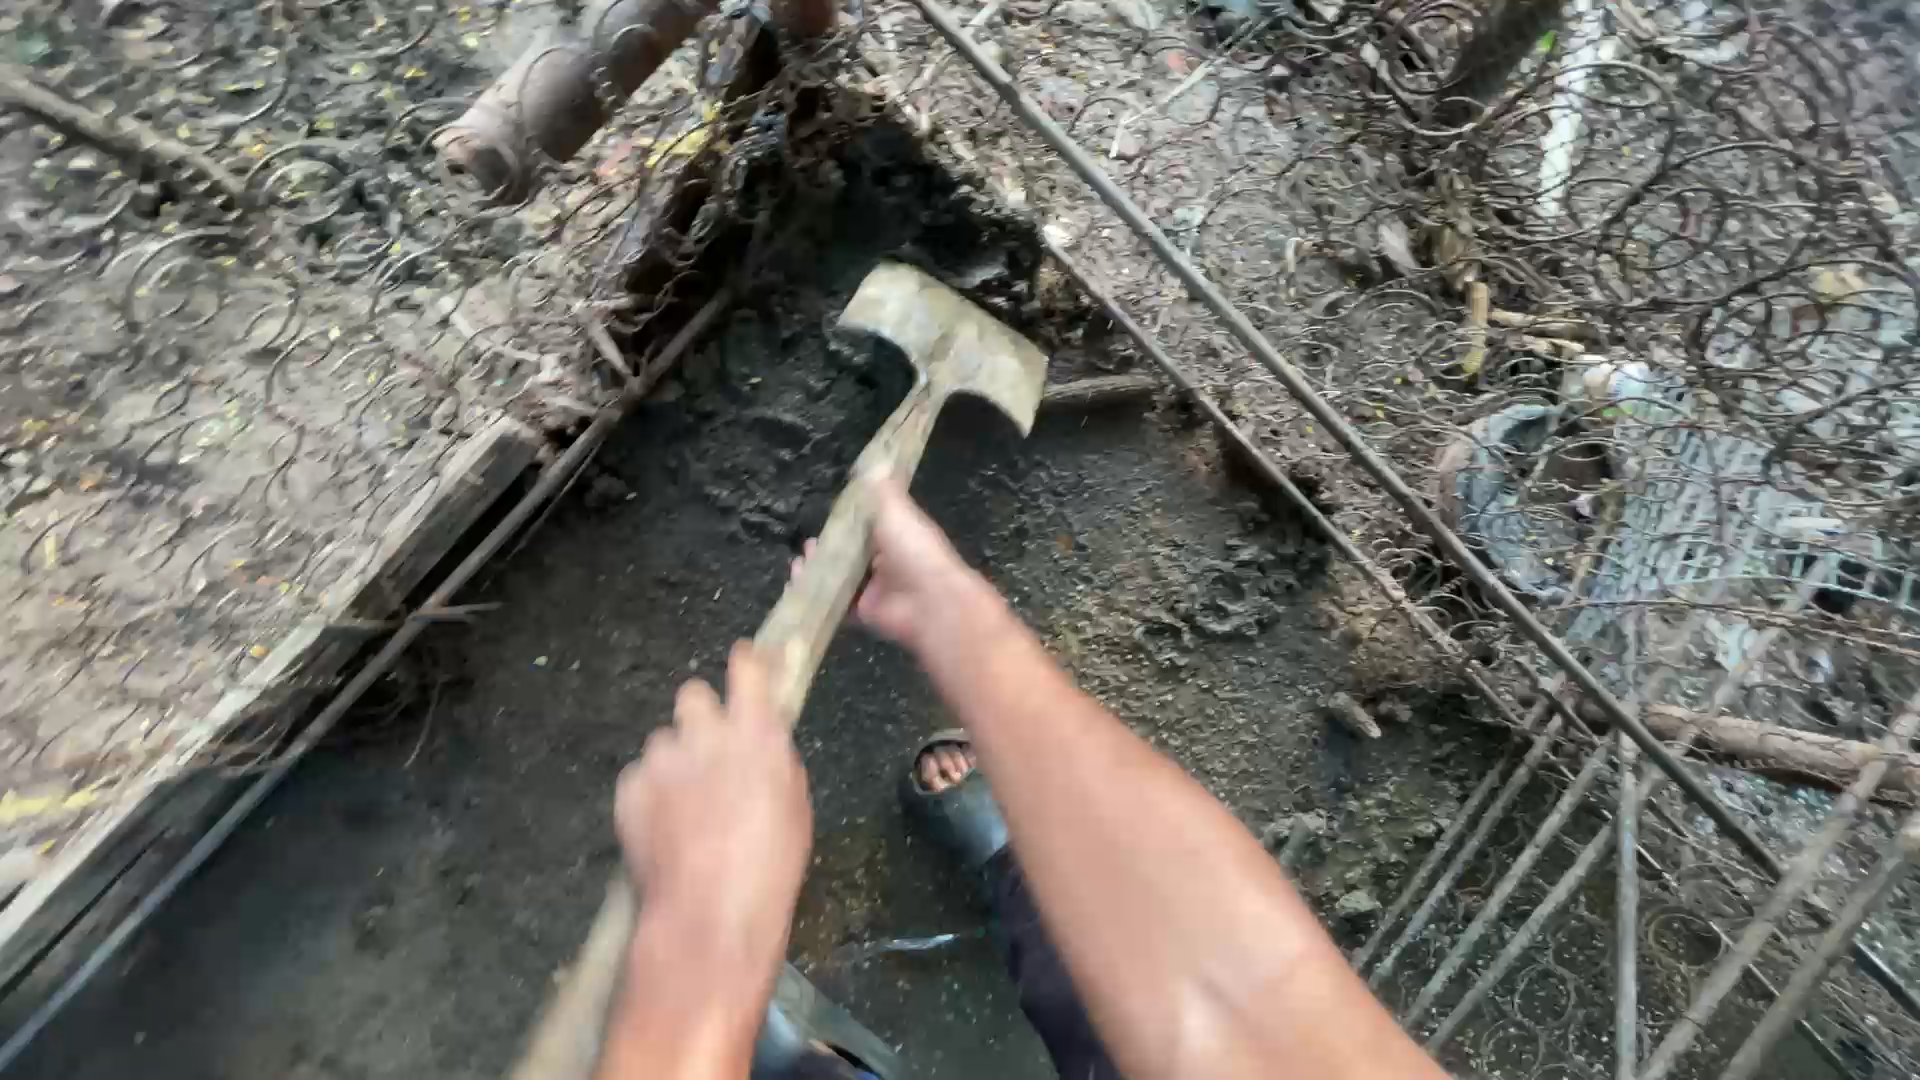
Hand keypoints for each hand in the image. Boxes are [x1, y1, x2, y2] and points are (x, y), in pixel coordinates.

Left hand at [614, 642, 810, 976]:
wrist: (710, 914)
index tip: (745, 661)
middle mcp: (705, 734)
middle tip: (710, 746)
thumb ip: (773, 754)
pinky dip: (651, 792)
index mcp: (755, 731)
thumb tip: (762, 736)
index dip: (746, 662)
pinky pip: (641, 775)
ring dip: (676, 759)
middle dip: (702, 714)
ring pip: (664, 739)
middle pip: (692, 694)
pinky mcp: (629, 790)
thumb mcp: (794, 798)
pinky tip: (665, 824)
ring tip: (685, 800)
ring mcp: (661, 761)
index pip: (745, 668)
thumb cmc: (772, 860)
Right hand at [790, 472, 997, 653]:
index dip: (845, 523)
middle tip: (809, 545)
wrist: (930, 599)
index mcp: (895, 534)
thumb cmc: (914, 549)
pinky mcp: (864, 612)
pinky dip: (816, 596)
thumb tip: (873, 462)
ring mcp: (874, 589)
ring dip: (818, 570)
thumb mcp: (897, 509)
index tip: (827, 518)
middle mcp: (885, 561)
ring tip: (801, 563)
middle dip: (826, 549)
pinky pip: (835, 604)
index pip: (866, 526)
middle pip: (849, 554)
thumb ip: (882, 490)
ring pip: (839, 578)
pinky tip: (800, 585)